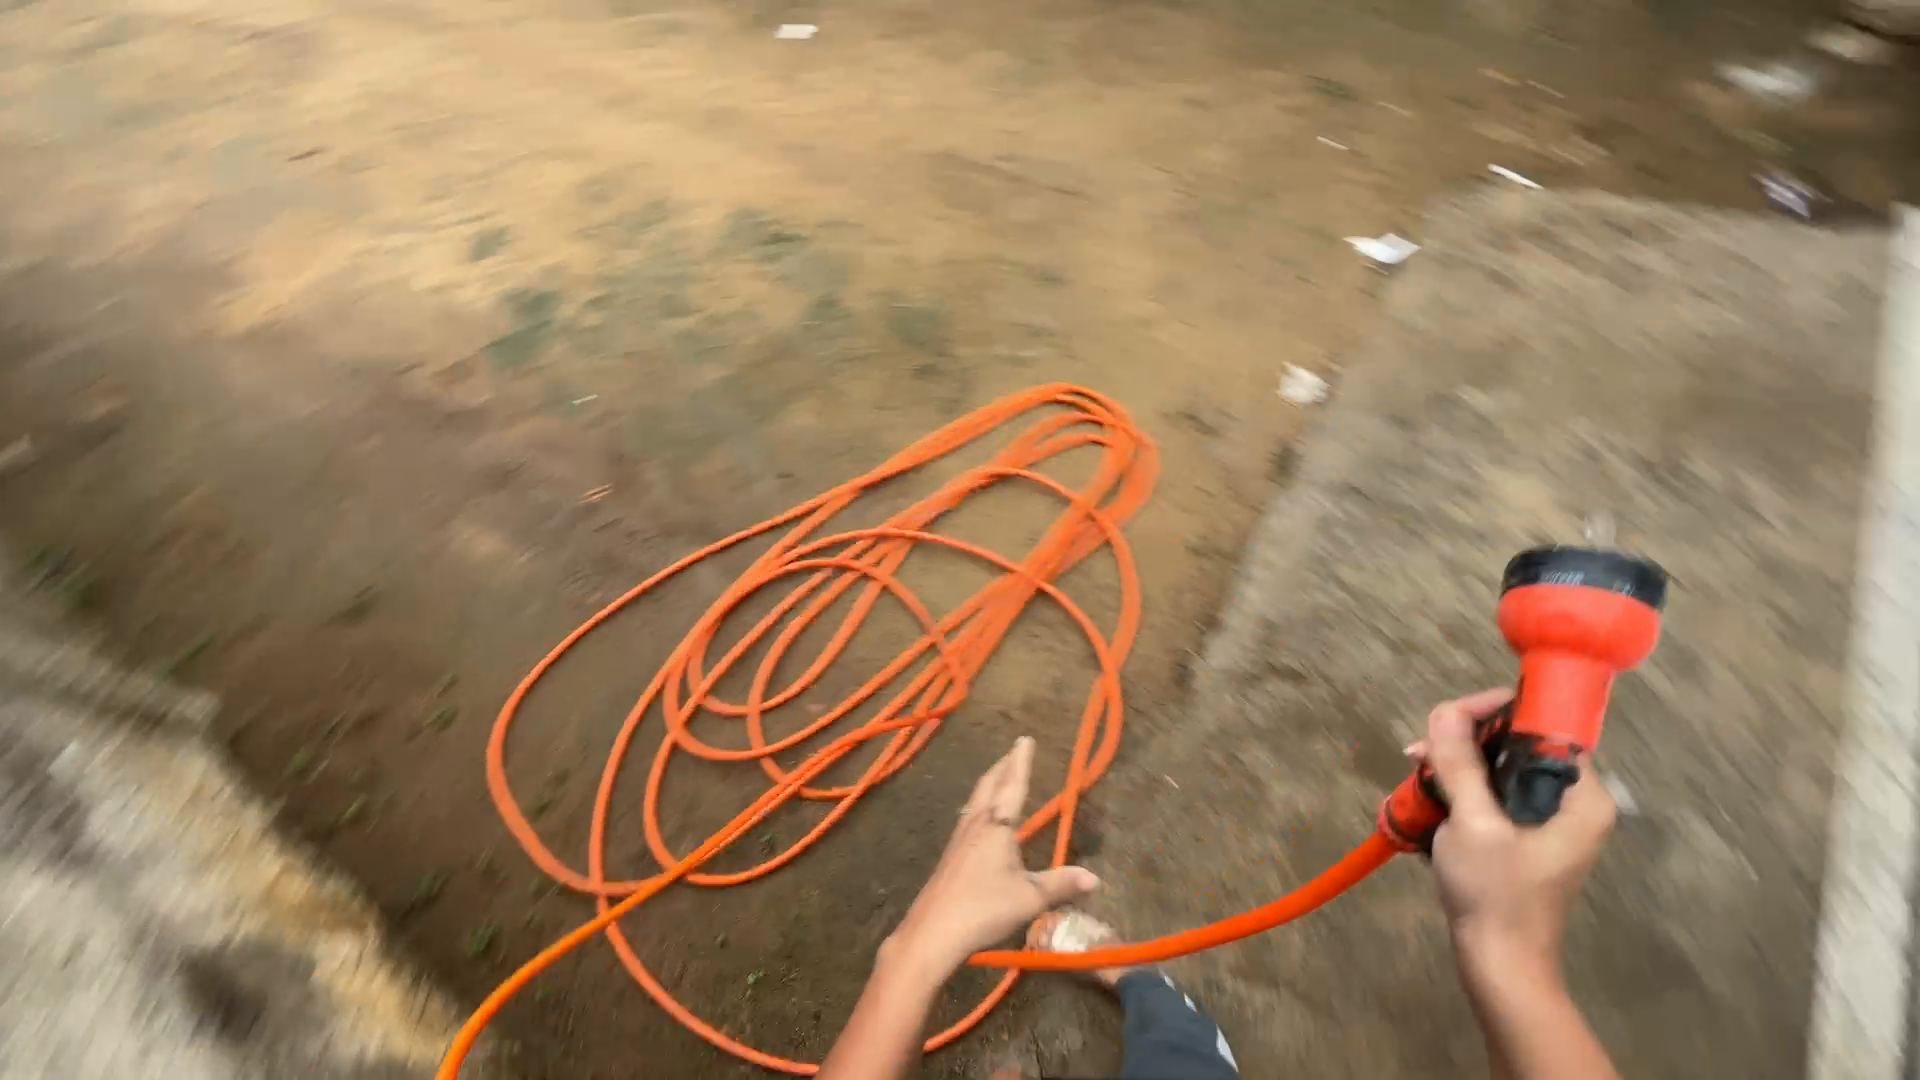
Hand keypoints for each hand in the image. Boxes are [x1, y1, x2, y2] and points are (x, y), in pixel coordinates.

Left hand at [884, 737, 1099, 977]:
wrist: (933, 930)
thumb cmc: (984, 907)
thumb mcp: (1030, 897)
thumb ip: (1061, 884)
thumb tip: (1095, 878)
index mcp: (997, 824)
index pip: (1012, 785)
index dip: (1020, 761)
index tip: (1025, 739)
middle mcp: (976, 823)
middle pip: (989, 785)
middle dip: (1003, 766)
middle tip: (1014, 751)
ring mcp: (959, 837)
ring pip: (976, 799)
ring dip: (990, 783)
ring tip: (999, 776)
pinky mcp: (951, 854)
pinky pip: (969, 816)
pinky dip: (980, 804)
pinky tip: (980, 817)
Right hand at [1418, 689, 1615, 986]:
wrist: (1499, 959)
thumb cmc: (1495, 891)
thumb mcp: (1473, 823)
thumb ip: (1461, 764)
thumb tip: (1445, 710)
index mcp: (1581, 795)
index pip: (1543, 725)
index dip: (1494, 711)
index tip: (1446, 717)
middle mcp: (1572, 799)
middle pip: (1516, 741)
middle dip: (1465, 737)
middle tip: (1421, 751)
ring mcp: (1548, 817)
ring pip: (1498, 763)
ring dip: (1455, 761)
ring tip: (1416, 770)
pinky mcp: (1523, 830)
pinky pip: (1491, 788)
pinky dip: (1459, 784)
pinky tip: (1427, 791)